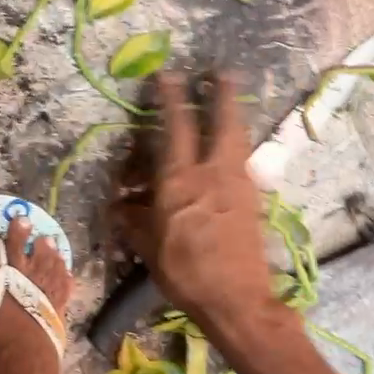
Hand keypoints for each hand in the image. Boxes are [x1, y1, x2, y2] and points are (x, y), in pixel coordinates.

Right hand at [118, 72, 279, 333]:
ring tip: (231, 100)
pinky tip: (234, 149)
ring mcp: (238, 186)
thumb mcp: (146, 243)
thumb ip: (133, 217)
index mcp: (179, 180)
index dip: (170, 98)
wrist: (238, 301)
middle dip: (221, 95)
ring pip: (238, 140)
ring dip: (234, 116)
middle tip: (221, 72)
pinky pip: (244, 163)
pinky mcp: (253, 202)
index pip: (174, 128)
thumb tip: (120, 205)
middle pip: (221, 123)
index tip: (168, 74)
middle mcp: (212, 174)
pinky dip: (238, 147)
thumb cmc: (183, 270)